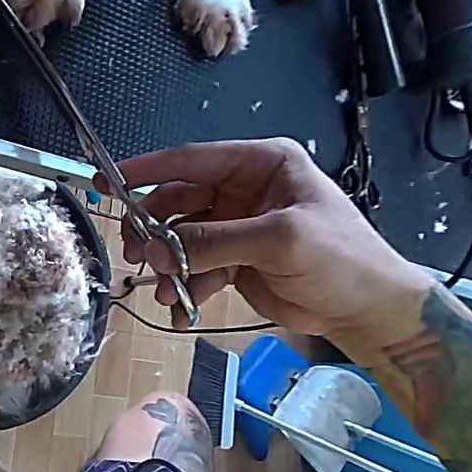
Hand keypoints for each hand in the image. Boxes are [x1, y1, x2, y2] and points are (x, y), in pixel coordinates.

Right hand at [110, 138, 434, 342]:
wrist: (364, 307)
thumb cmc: (339, 258)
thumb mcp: (279, 239)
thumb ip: (216, 240)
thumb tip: (157, 248)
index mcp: (261, 165)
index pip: (192, 161)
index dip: (146, 171)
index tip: (106, 182)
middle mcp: (245, 191)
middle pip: (181, 202)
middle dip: (155, 229)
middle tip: (137, 255)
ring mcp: (239, 227)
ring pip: (185, 240)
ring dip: (169, 265)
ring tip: (164, 290)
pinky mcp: (237, 262)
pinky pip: (199, 271)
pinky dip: (187, 290)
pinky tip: (181, 310)